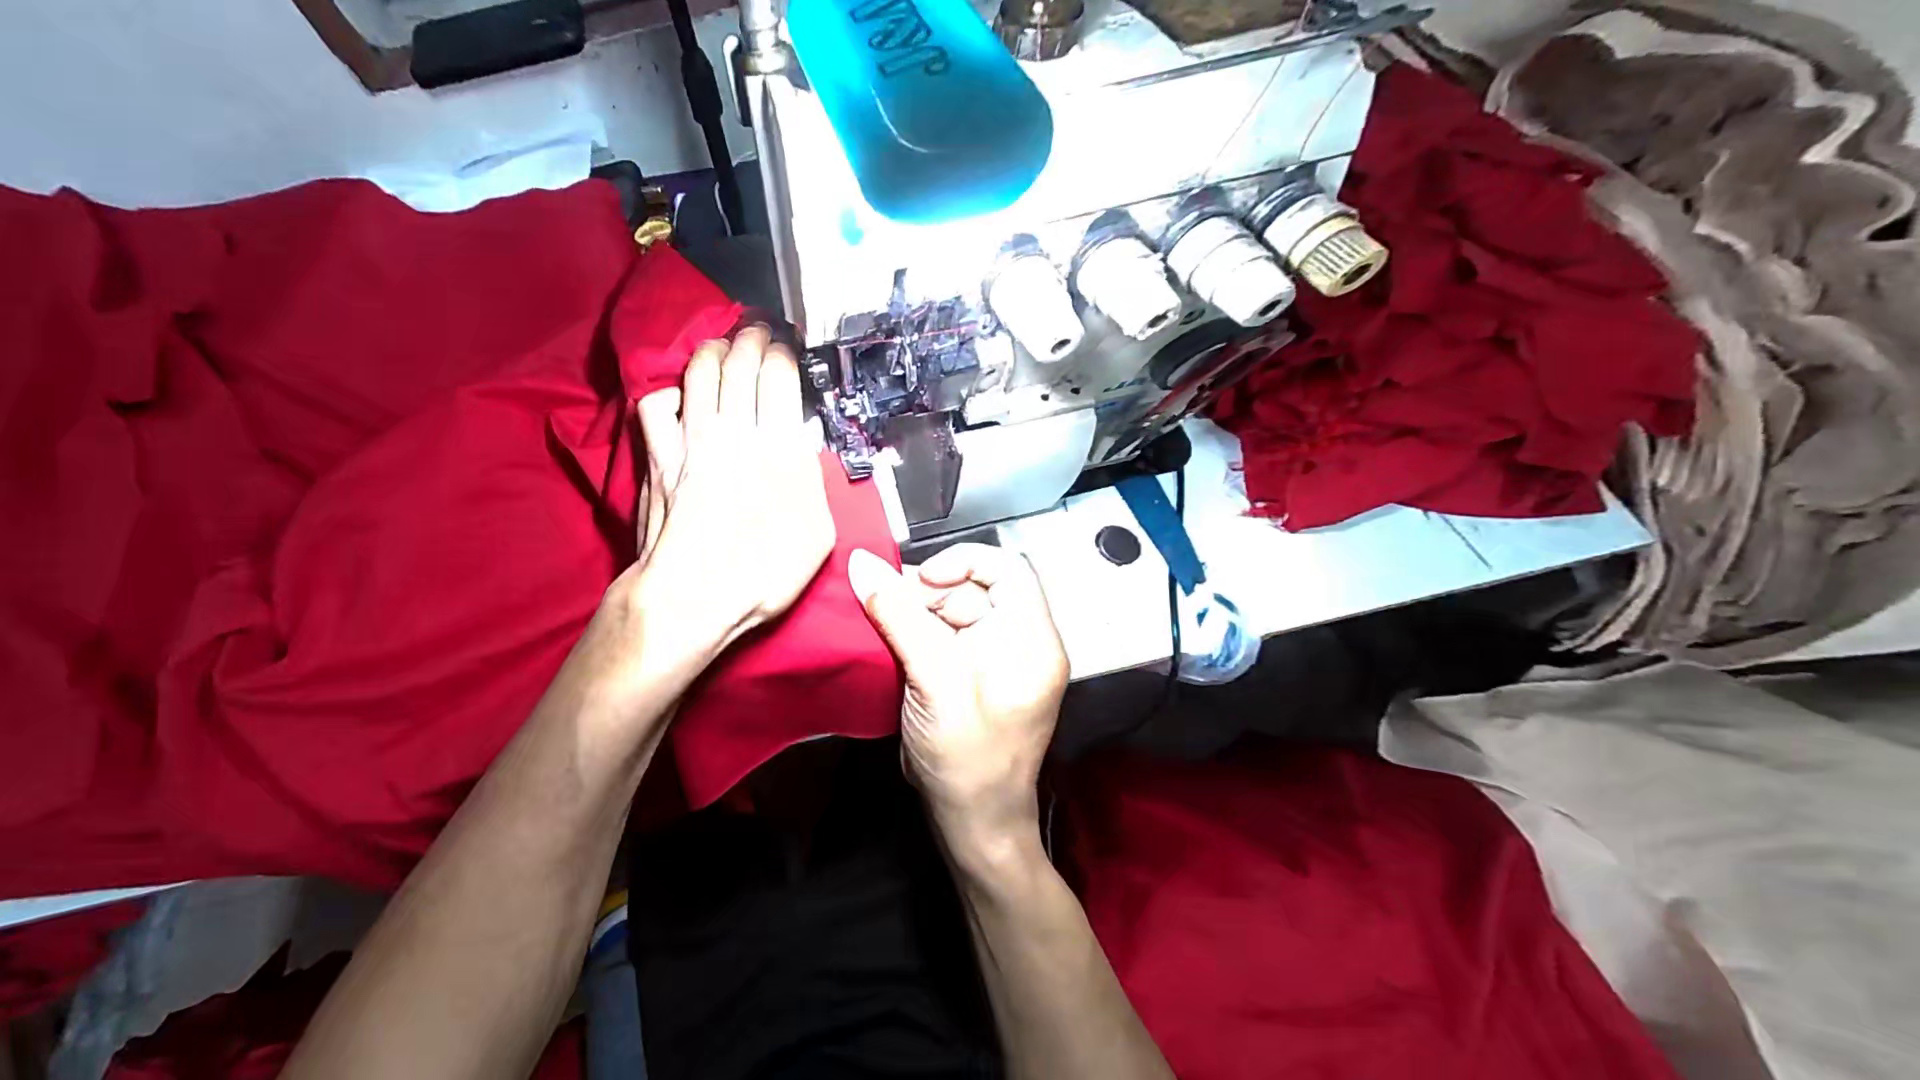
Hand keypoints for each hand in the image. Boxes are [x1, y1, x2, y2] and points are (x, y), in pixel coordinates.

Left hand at [615, 325, 835, 667]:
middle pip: (739, 363)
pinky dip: (668, 392)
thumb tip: (804, 451)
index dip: (784, 353)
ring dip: (713, 351)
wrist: (693, 597)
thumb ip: (814, 481)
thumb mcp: (817, 530)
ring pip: (698, 372)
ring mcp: (690, 440)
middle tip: (757, 333)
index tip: (787, 348)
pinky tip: (678, 396)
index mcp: (780, 448)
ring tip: (722, 345)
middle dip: (750, 339)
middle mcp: (735, 433)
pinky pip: (656, 404)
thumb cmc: (763, 572)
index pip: (778, 376)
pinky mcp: (658, 457)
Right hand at [847, 544, 1067, 853]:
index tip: (921, 581)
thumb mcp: (936, 683)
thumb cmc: (968, 762)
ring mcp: (993, 659)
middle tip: (881, 604)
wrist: (971, 826)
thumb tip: (861, 564)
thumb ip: (901, 619)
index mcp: (1032, 640)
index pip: (1009, 570)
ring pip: (950, 611)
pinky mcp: (969, 674)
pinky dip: (912, 632)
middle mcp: (1018, 642)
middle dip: (926, 592)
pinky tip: (884, 636)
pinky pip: (940, 636)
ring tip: (875, 620)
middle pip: (973, 589)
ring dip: (912, 611)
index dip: (965, 562)